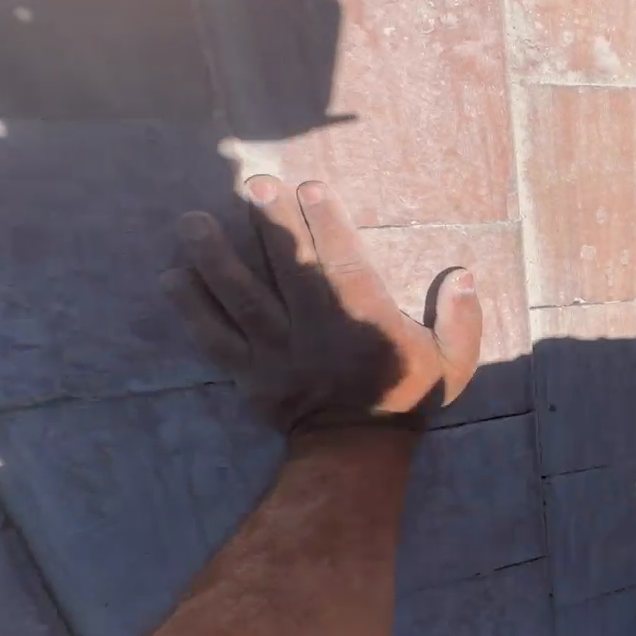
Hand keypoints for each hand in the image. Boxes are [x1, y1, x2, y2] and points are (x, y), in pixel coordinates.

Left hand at [161, 175, 481, 433]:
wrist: (358, 450)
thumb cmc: (409, 395)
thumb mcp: (456, 362)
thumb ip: (462, 318)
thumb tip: (464, 274)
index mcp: (367, 323)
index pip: (346, 264)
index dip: (329, 223)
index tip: (312, 187)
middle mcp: (317, 331)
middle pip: (290, 270)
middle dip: (272, 224)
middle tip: (253, 185)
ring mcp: (276, 352)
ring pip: (242, 298)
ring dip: (216, 257)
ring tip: (193, 221)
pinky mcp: (247, 374)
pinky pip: (213, 338)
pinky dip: (190, 309)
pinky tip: (171, 278)